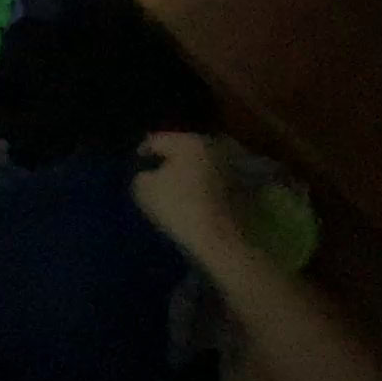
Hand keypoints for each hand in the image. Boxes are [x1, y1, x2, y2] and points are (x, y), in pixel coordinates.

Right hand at [131, 132, 250, 260]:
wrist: (221, 240)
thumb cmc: (179, 208)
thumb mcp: (144, 190)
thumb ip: (141, 175)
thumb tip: (147, 175)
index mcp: (188, 142)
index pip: (158, 140)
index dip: (143, 150)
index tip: (137, 161)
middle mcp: (213, 147)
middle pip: (184, 149)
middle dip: (170, 159)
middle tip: (157, 172)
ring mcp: (232, 167)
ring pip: (202, 164)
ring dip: (190, 172)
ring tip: (178, 187)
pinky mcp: (243, 188)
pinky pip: (216, 181)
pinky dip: (205, 186)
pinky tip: (197, 199)